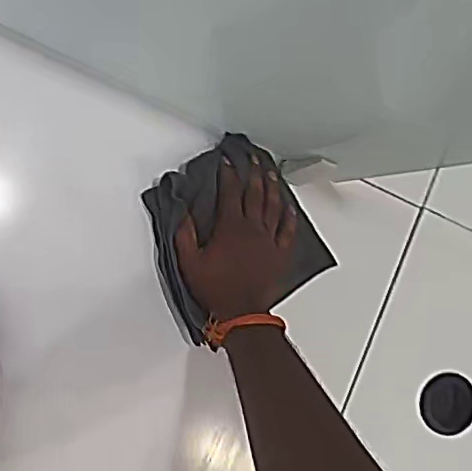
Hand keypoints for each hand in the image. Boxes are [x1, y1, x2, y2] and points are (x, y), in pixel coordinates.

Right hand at [175, 149, 297, 320]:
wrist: (241, 311)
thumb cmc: (216, 288)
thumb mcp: (189, 261)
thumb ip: (184, 234)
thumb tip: (182, 213)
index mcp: (230, 228)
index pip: (230, 193)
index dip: (229, 174)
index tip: (227, 161)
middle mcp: (253, 229)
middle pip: (255, 193)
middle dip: (253, 172)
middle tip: (253, 158)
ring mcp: (269, 240)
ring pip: (273, 206)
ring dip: (272, 186)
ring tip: (270, 172)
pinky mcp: (280, 253)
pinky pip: (287, 228)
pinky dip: (289, 215)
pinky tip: (289, 206)